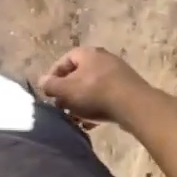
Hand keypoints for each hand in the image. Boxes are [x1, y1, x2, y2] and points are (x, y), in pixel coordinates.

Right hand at [39, 47, 154, 125]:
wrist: (133, 105)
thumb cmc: (95, 93)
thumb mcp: (65, 90)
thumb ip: (50, 85)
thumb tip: (42, 81)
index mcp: (87, 53)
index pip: (64, 60)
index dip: (53, 76)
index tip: (48, 91)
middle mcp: (103, 59)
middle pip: (79, 75)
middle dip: (67, 92)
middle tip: (61, 106)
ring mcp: (118, 74)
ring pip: (92, 88)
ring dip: (81, 102)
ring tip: (74, 118)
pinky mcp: (127, 89)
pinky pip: (106, 97)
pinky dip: (96, 108)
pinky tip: (90, 123)